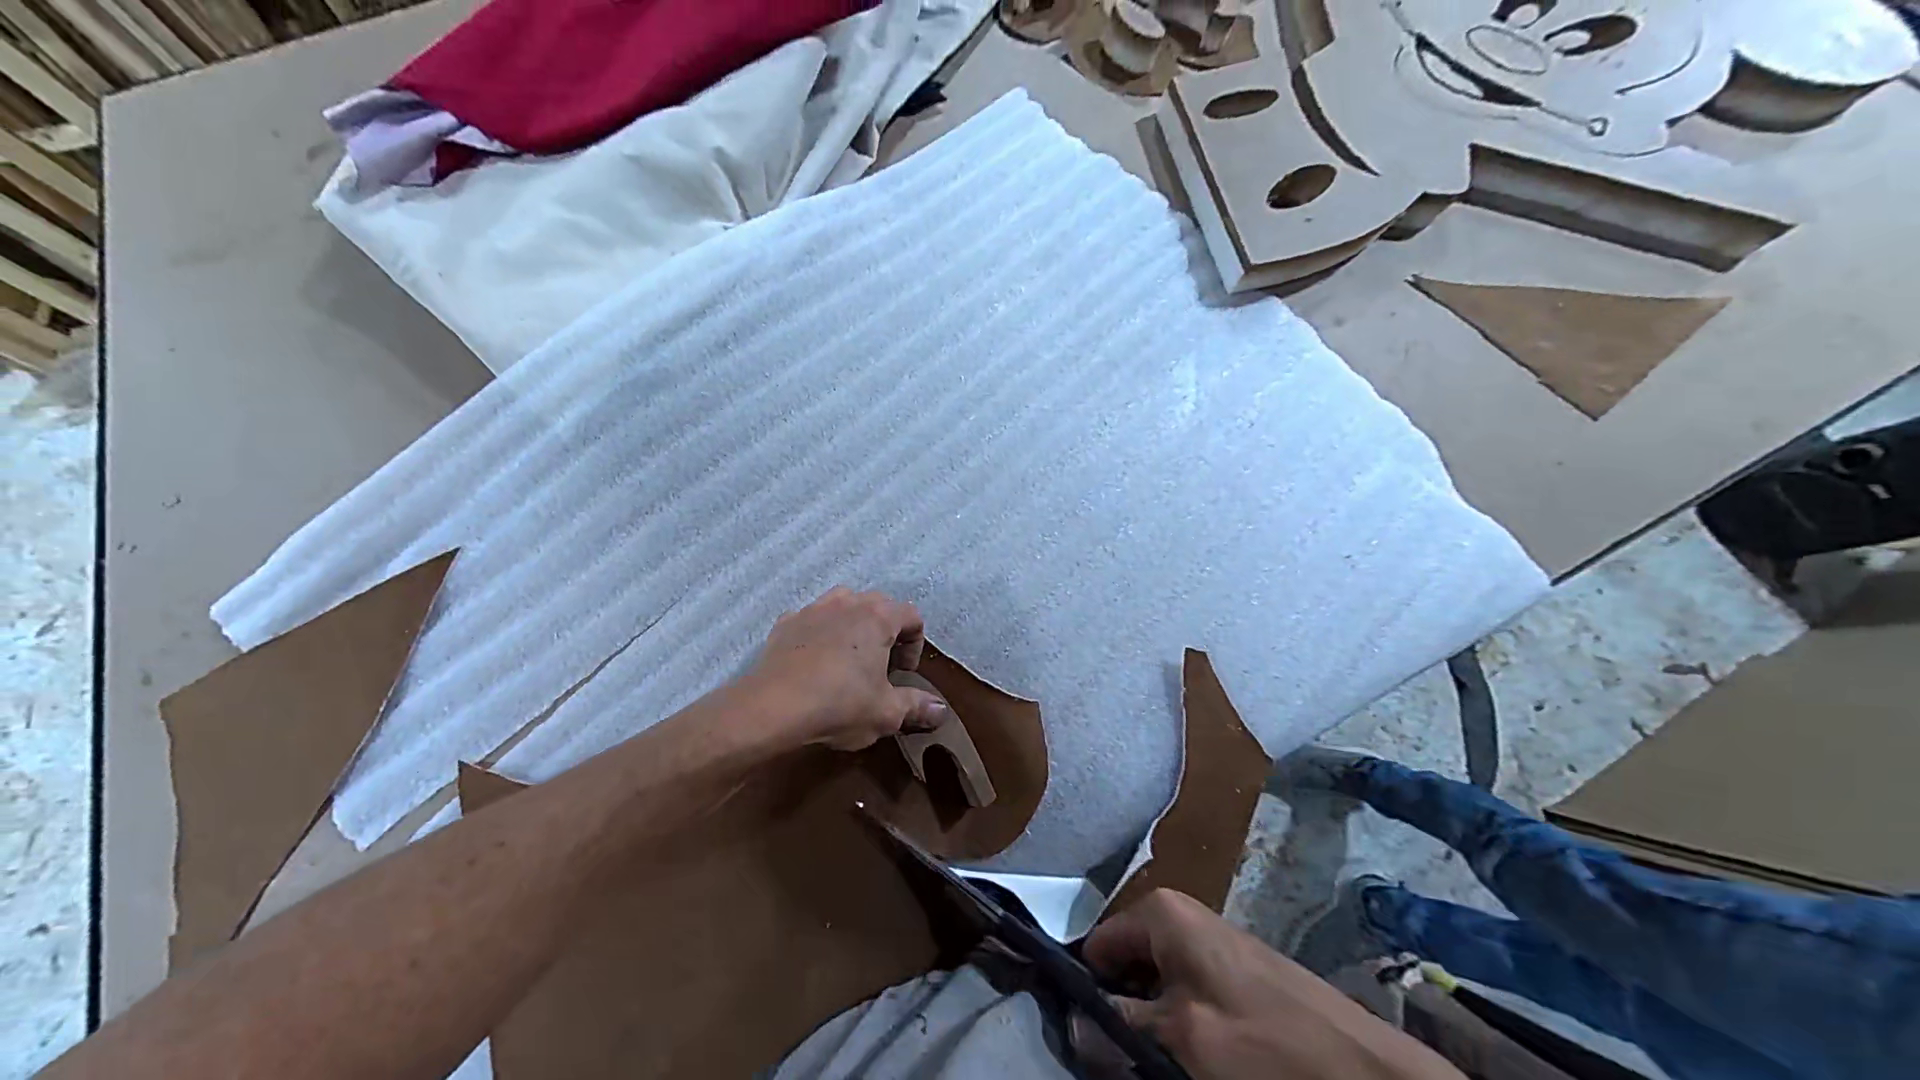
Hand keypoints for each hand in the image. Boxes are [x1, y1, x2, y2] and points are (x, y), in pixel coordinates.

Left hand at [743, 587, 949, 750]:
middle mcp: (848, 603)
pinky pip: (811, 621)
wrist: (772, 708)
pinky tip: (814, 662)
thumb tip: (941, 710)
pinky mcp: (785, 623)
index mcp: (878, 617)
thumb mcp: (886, 713)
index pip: (912, 616)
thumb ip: (916, 707)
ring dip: (852, 625)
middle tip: (881, 666)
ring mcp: (813, 609)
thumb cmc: (840, 705)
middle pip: (878, 605)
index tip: (904, 673)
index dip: (915, 644)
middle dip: (885, 631)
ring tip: (848, 658)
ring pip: (843, 605)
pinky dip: (818, 634)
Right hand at [1082, 889, 1461, 1079]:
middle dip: (1120, 1010)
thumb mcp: (1182, 1039)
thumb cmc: (1265, 1045)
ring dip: (1151, 1024)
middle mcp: (1181, 915)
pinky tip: (1195, 1060)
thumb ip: (1121, 1024)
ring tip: (1164, 1064)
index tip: (1087, 1038)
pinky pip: (1186, 993)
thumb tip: (1073, 1027)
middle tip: (1128, 1059)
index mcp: (1162, 913)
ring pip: (1154, 983)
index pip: (1095, 947)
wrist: (1369, 1073)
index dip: (1086, 992)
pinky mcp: (1236, 972)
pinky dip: (1180, 1026)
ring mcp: (1211, 942)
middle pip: (1124, 964)